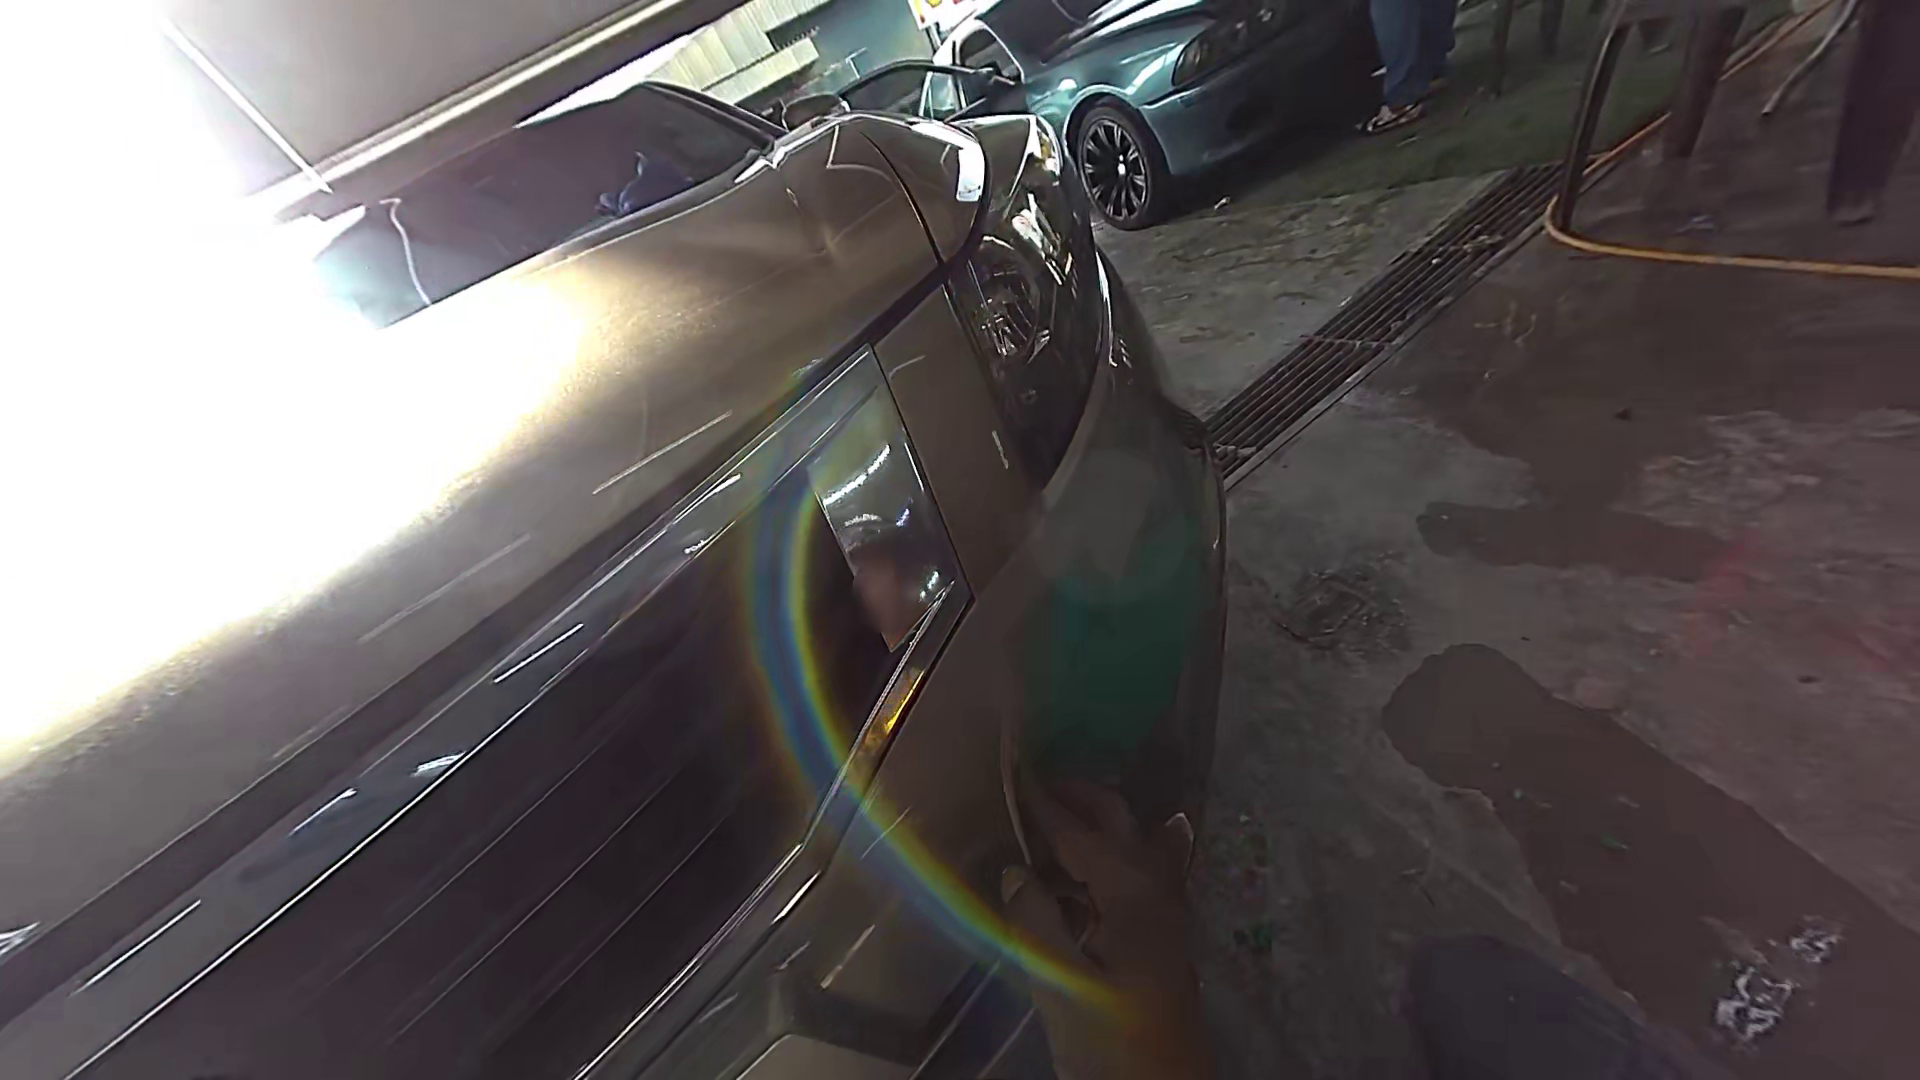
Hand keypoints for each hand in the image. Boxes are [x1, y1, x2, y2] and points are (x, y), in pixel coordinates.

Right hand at [1001, 779, 1209, 1079]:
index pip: (1079, 831)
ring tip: (1050, 823)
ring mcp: (1163, 911)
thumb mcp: (1063, 987)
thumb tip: (1016, 869)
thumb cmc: (1115, 1045)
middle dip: (1079, 796)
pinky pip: (1130, 872)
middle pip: (1118, 819)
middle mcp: (1154, 887)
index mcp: (1131, 891)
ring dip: (1092, 824)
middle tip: (1038, 786)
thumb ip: (1035, 920)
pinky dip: (1102, 857)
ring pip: (1128, 843)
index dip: (1044, 802)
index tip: (1017, 772)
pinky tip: (1078, 875)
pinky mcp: (1160, 936)